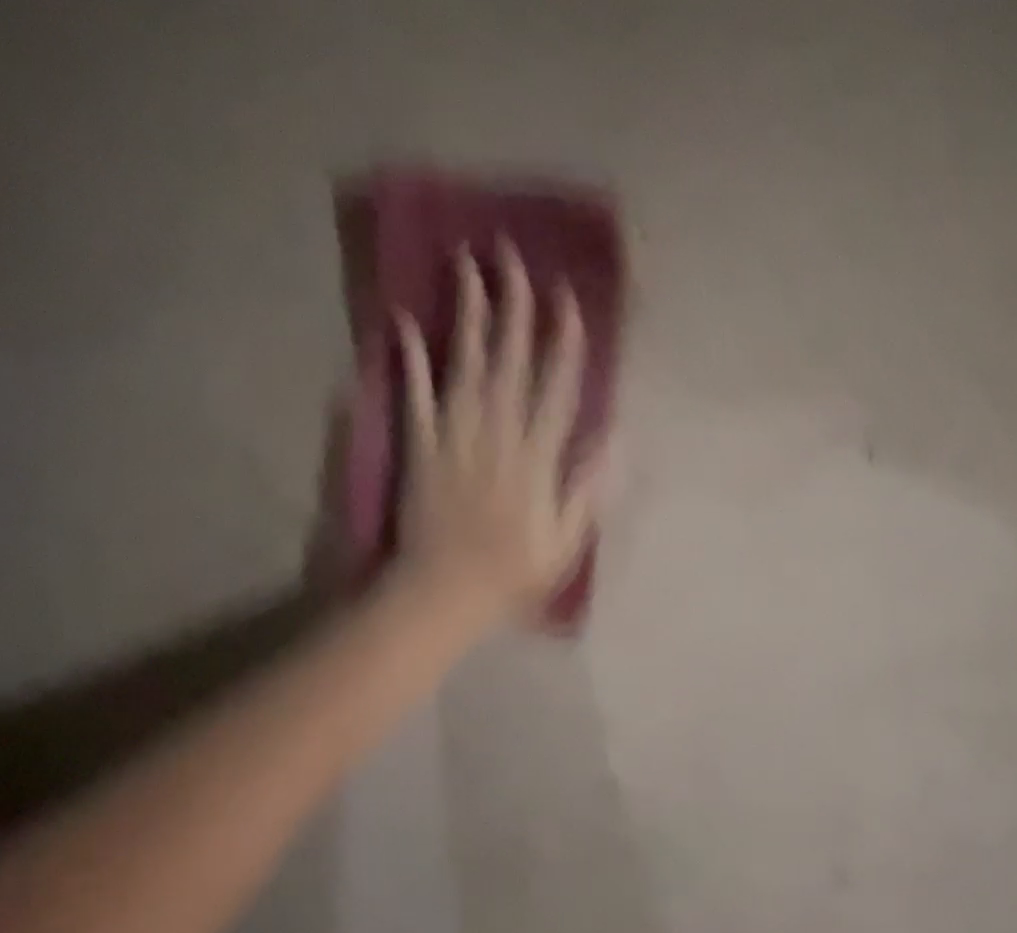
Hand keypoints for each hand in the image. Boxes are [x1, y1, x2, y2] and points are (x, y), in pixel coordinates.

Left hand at [393, 238, 602, 623]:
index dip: (563, 340)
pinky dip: (408, 360)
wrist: (442, 594)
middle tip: (509, 254)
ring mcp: (455, 438)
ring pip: (464, 365)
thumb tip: (613, 435)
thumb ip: (586, 487)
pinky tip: (402, 322)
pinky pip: (414, 397)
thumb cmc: (510, 574)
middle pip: (508, 360)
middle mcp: (497, 435)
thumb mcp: (565, 542)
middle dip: (512, 305)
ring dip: (466, 314)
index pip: (555, 387)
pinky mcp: (419, 447)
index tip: (566, 298)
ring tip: (466, 266)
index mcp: (536, 458)